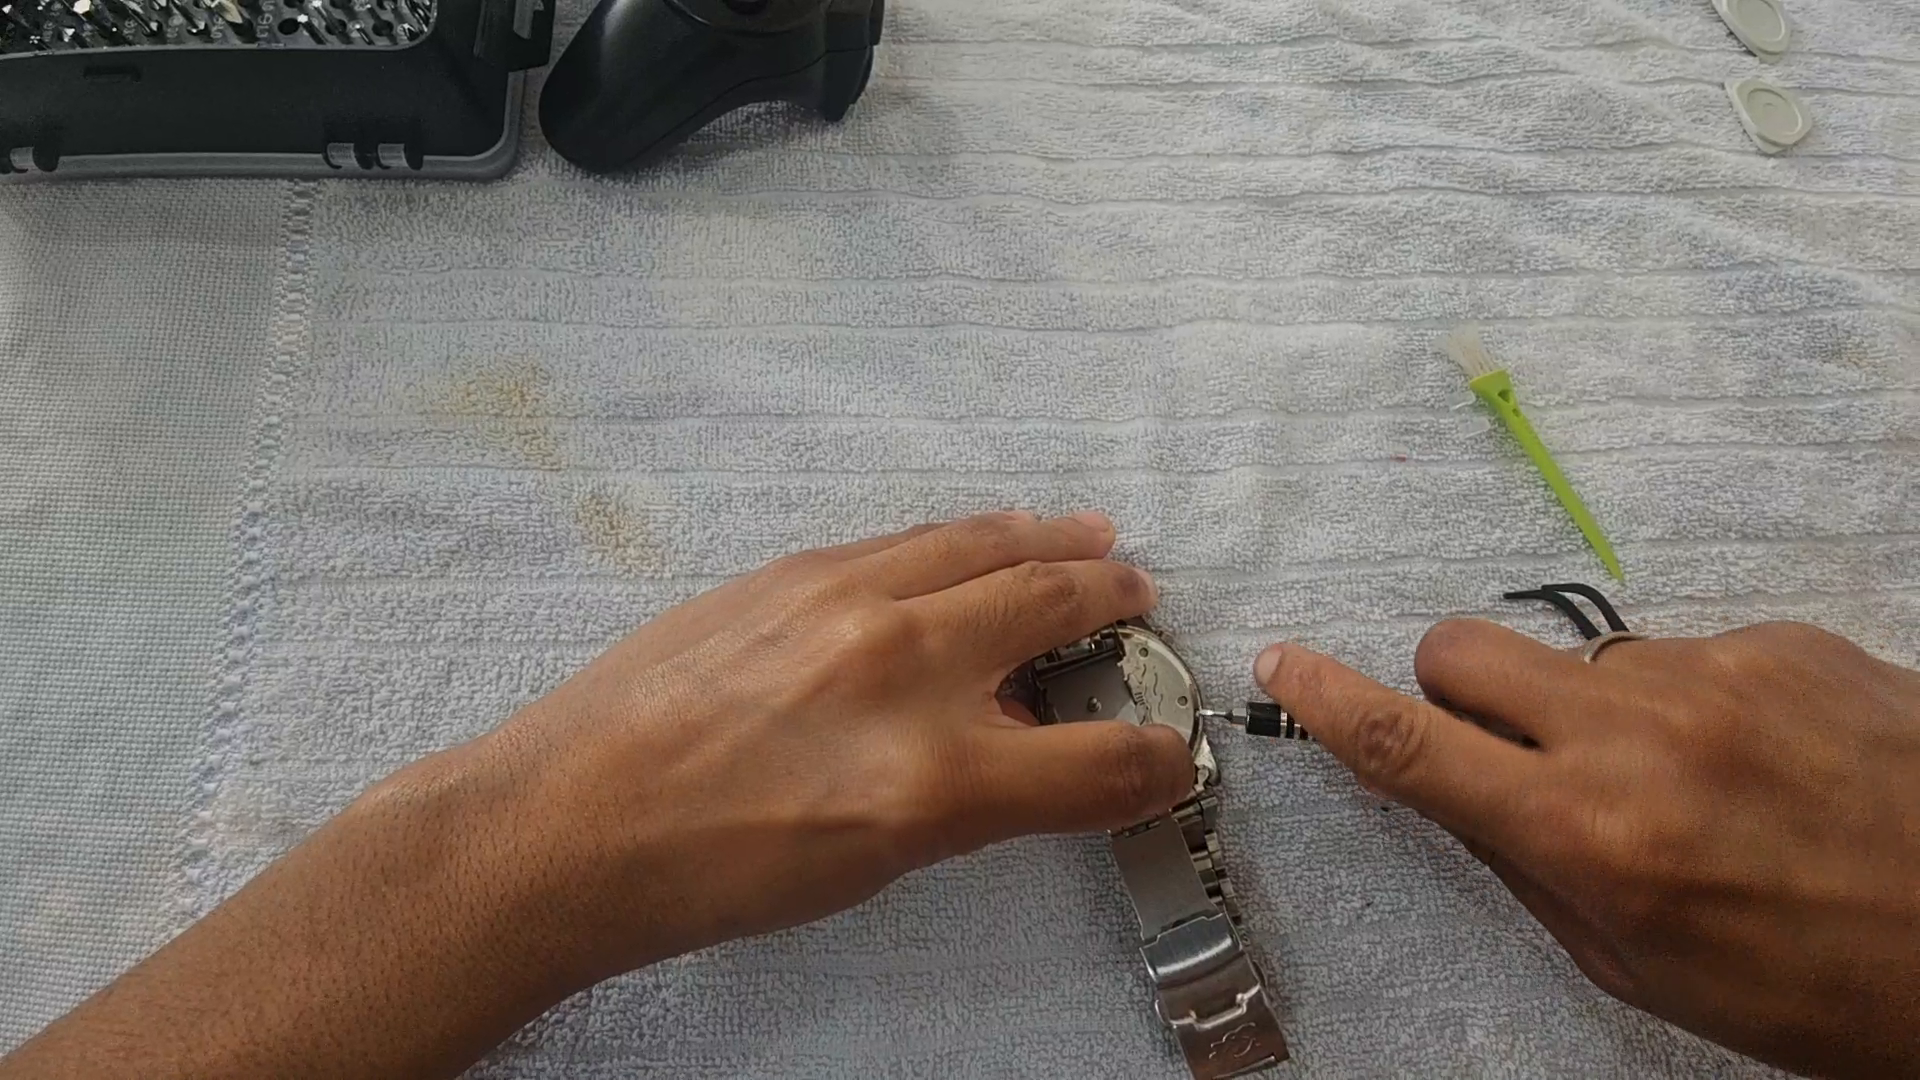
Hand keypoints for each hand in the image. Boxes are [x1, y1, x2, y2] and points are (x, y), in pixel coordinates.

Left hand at [491, 508, 1194, 974]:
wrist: (572, 819)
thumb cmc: (721, 867)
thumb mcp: (873, 858)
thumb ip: (974, 791)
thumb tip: (1030, 737)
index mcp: (930, 776)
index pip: (1092, 763)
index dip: (1149, 759)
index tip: (1165, 748)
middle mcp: (901, 666)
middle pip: (1047, 607)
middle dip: (1111, 599)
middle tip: (1138, 591)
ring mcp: (843, 601)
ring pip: (983, 544)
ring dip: (1049, 540)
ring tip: (1088, 538)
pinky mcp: (793, 569)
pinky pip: (911, 539)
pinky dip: (969, 536)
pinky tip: (985, 537)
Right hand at [1256, 620, 1919, 1078]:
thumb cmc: (1817, 986)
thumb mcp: (1633, 960)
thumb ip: (1511, 856)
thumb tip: (1426, 776)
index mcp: (1587, 833)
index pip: (1405, 744)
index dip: (1322, 698)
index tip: (1276, 663)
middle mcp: (1634, 738)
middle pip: (1456, 650)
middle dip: (1454, 689)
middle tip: (1512, 742)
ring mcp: (1712, 675)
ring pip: (1567, 658)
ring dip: (1584, 706)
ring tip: (1687, 770)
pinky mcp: (1781, 639)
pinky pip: (1667, 650)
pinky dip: (1681, 697)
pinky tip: (1760, 752)